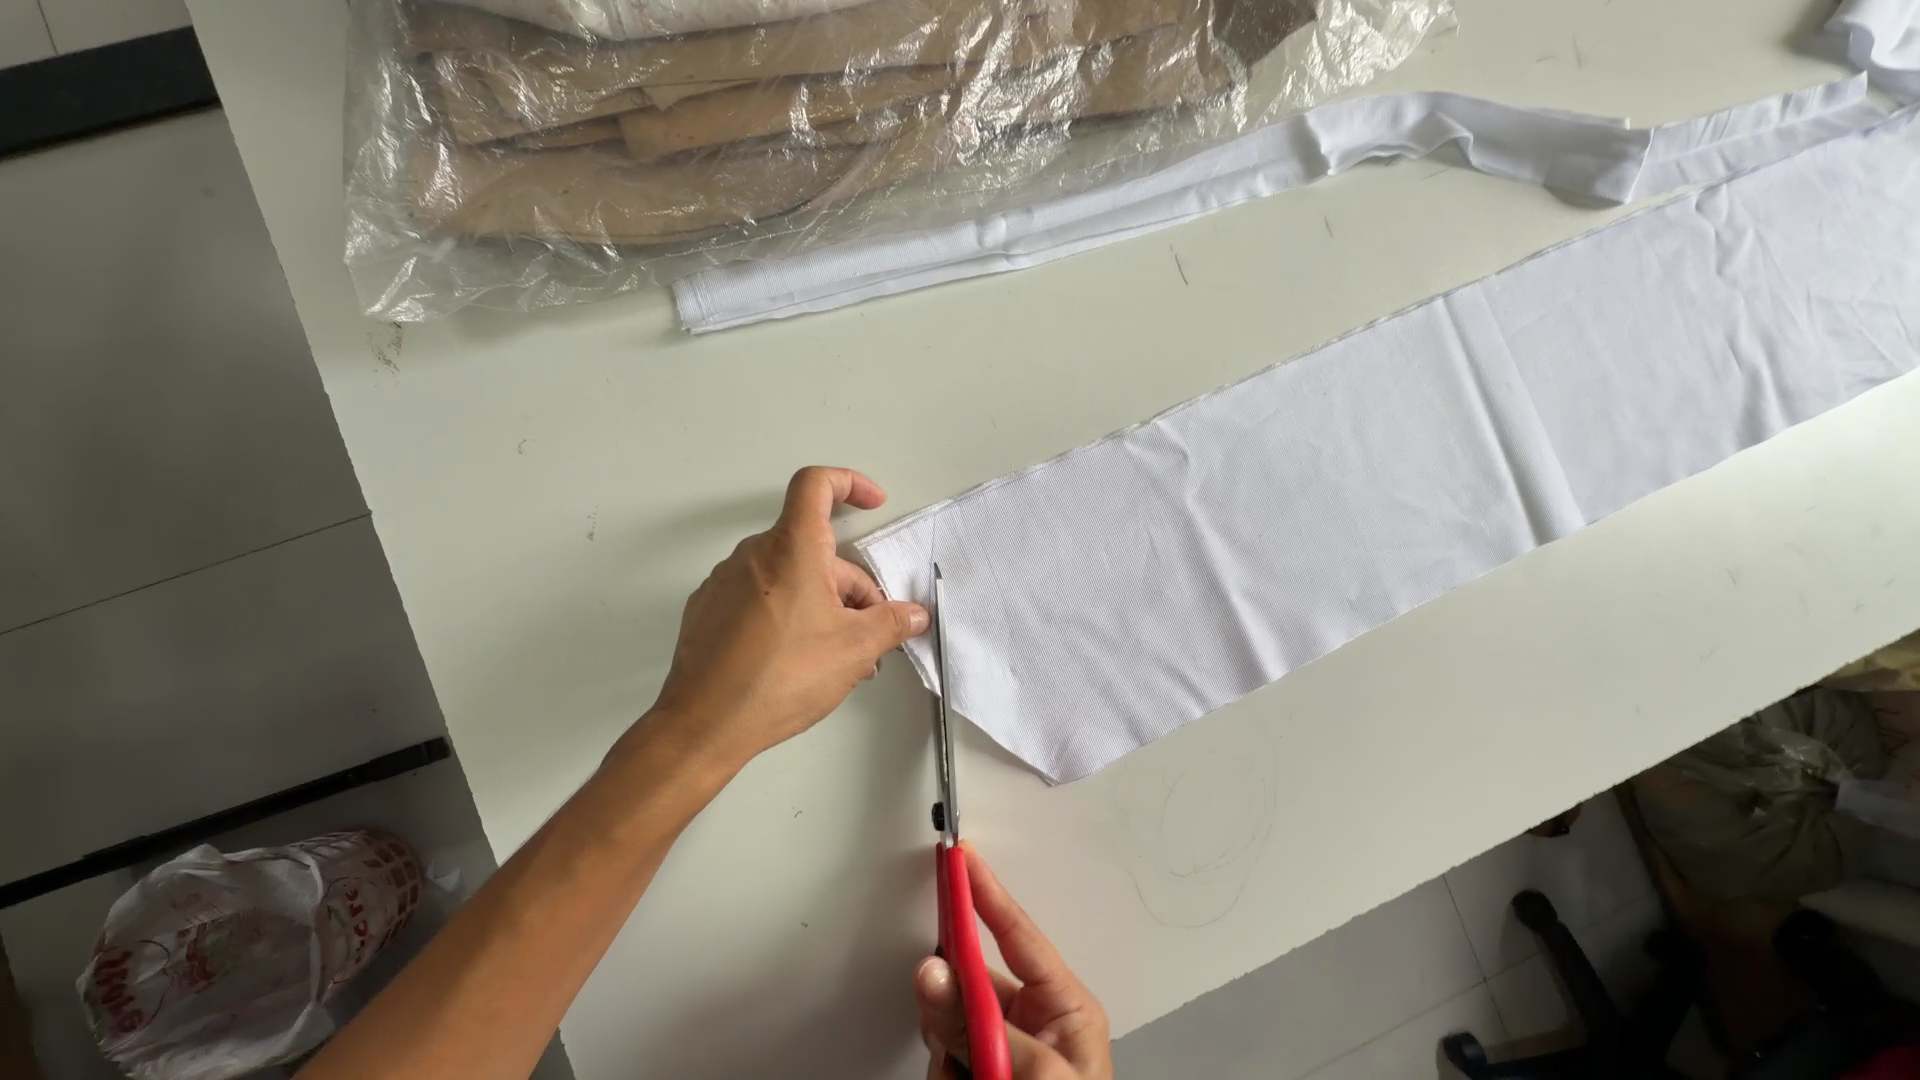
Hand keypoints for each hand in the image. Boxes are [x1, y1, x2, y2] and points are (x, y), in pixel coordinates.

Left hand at [645, 467, 928, 767]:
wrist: (705, 724)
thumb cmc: (777, 678)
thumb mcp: (854, 649)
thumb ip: (891, 624)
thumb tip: (911, 615)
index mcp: (791, 549)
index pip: (816, 485)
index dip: (849, 483)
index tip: (871, 501)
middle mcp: (752, 555)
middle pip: (813, 548)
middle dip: (849, 584)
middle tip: (871, 630)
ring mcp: (725, 583)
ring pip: (788, 577)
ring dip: (822, 605)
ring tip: (840, 657)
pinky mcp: (709, 611)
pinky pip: (759, 598)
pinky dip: (788, 615)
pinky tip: (801, 661)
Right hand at [915, 847, 1111, 1079]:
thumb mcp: (1039, 1072)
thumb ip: (980, 1024)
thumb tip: (933, 974)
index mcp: (1063, 1005)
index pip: (1017, 934)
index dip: (987, 892)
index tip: (961, 857)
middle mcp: (1032, 1020)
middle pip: (971, 979)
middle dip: (951, 997)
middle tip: (934, 995)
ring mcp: (1004, 1049)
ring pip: (948, 1018)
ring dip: (946, 1046)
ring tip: (966, 1074)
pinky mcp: (980, 1071)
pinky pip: (942, 1055)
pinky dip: (943, 1070)